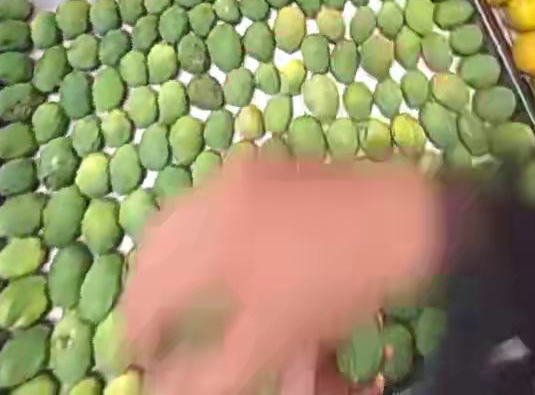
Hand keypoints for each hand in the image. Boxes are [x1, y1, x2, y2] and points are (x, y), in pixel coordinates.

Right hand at [121, 159, 445, 394]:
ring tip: (181, 296)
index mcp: (212, 240)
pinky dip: (194, 228)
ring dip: (166, 257)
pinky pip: (206, 195)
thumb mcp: (275, 340)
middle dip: (145, 291)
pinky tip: (215, 255)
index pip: (146, 292)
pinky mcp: (259, 163)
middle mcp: (216, 195)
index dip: (136, 332)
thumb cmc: (340, 284)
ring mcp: (239, 171)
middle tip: (156, 330)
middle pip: (152, 245)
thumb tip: (162, 386)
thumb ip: (210, 372)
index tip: (141, 358)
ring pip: (176, 215)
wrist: (398, 217)